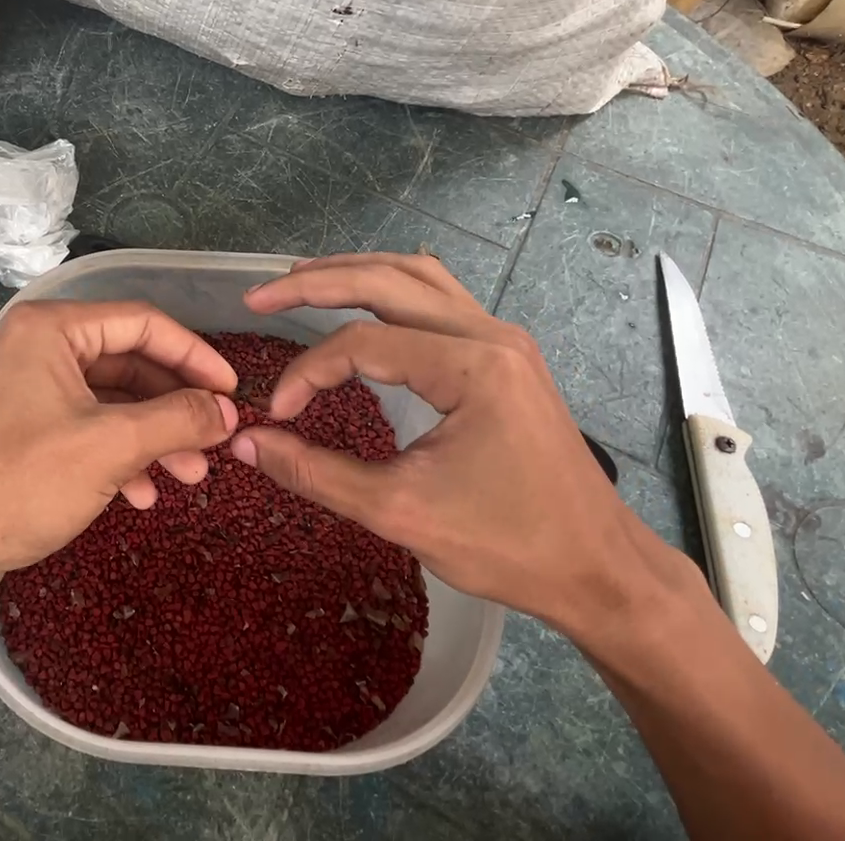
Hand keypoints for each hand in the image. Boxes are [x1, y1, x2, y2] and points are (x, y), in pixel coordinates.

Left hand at [0, 300, 238, 601]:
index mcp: (50, 328)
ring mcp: (24, 392)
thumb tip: (226, 410)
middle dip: (173, 407)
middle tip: (213, 445)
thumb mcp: (110, 446)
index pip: (142, 323)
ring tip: (187, 478)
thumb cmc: (19, 481)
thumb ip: (177, 419)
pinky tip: (139, 495)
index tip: (232, 391)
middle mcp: (35, 348)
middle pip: (126, 364)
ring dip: (151, 438)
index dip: (195, 355)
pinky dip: (116, 457)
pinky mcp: (19, 433)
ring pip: (108, 403)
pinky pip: (82, 431)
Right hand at [226, 253, 660, 636]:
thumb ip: (313, 472)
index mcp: (471, 366)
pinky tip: (362, 300)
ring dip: (353, 273)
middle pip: (386, 280)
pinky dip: (388, 288)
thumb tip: (244, 444)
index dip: (305, 372)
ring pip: (415, 276)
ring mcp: (502, 338)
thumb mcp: (398, 512)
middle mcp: (489, 334)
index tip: (275, 415)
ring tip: (298, 283)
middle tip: (258, 299)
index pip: (361, 342)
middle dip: (314, 284)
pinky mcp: (504, 354)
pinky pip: (437, 297)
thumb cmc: (508, 545)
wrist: (600, 569)